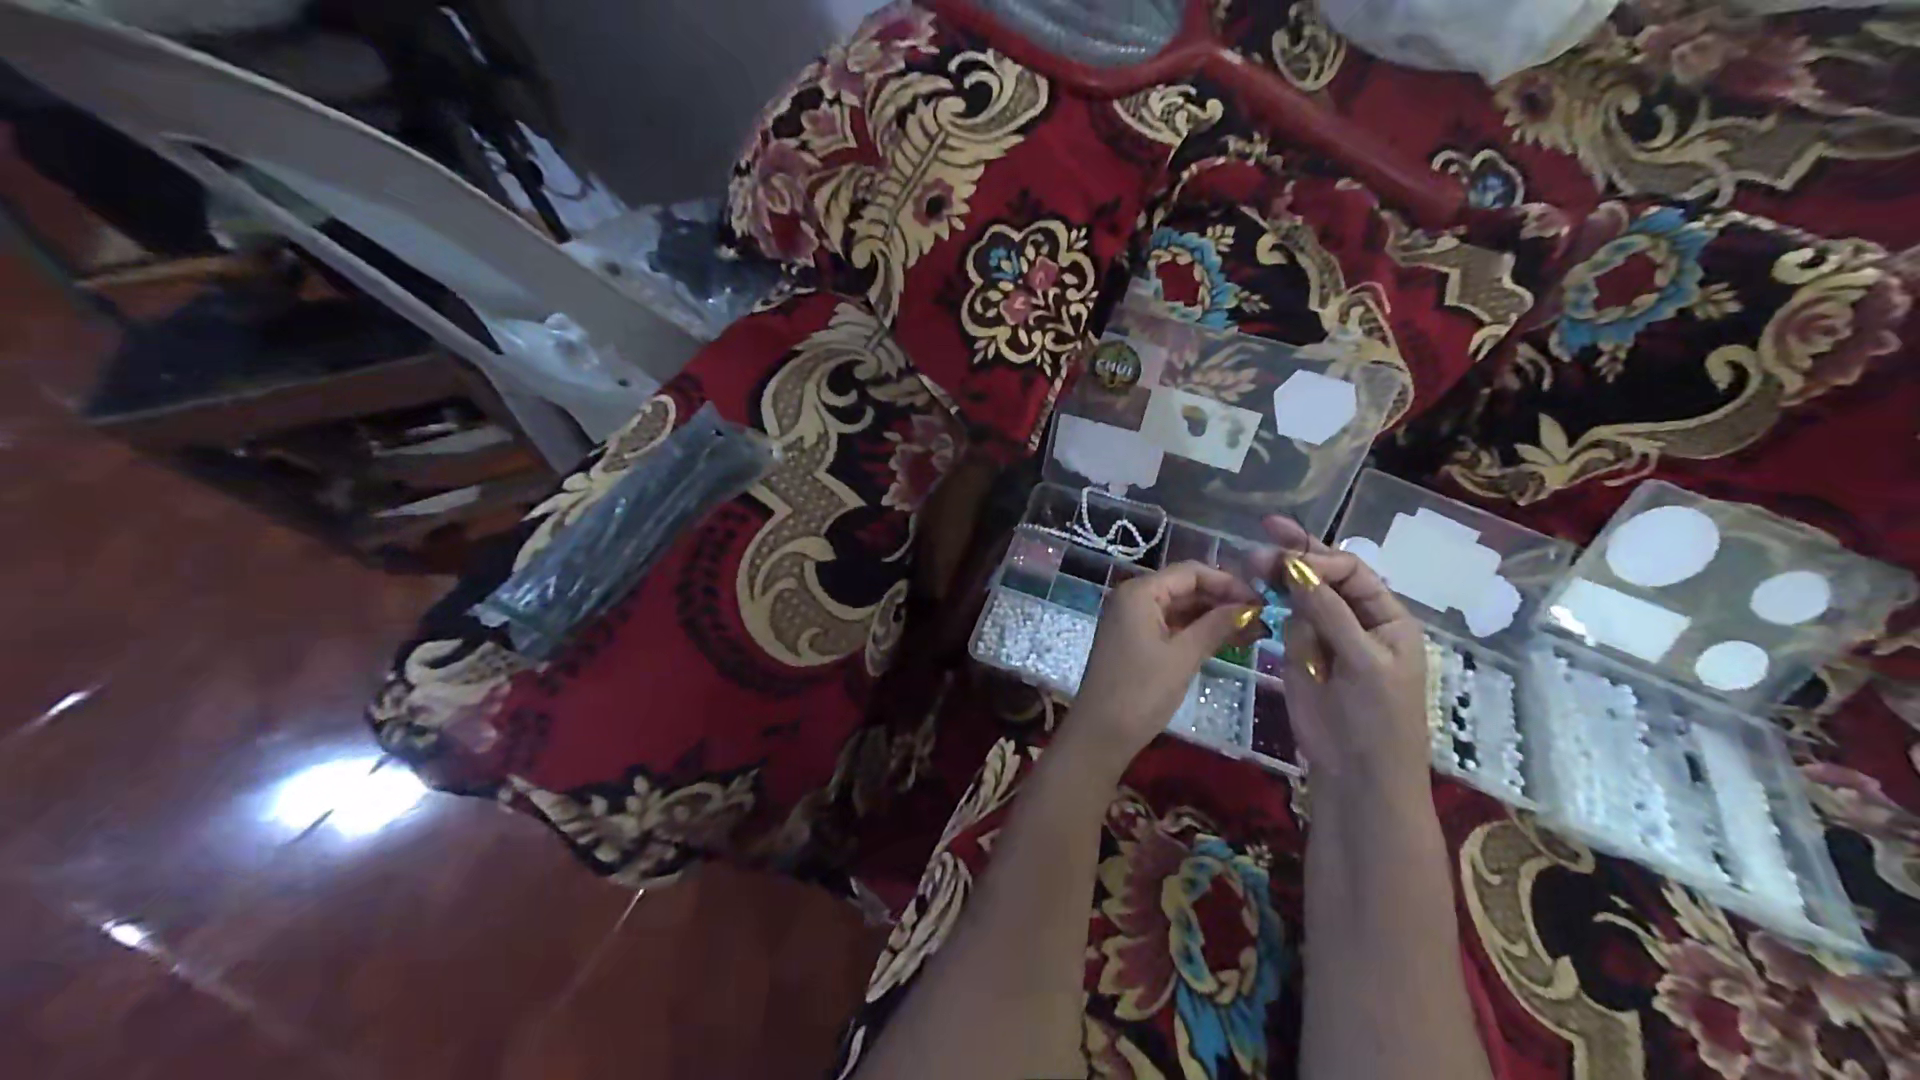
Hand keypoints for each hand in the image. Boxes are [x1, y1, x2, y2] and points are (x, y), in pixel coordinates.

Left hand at [1062, 561, 1259, 780]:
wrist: (1100, 734)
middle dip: (1223, 601)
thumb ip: (1216, 626)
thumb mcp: (1183, 656)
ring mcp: (1132, 621)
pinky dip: (1198, 632)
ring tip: (1255, 632)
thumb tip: (1249, 607)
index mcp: (1139, 592)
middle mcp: (1133, 599)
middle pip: (1186, 588)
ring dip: (1214, 618)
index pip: (1190, 573)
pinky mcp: (1135, 642)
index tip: (1262, 601)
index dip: (1228, 583)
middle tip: (1264, 619)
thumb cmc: (1141, 692)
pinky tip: (1228, 641)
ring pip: (1180, 609)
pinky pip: (1171, 627)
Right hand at [1251, 517, 1429, 800]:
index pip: (1351, 572)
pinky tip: (1253, 589)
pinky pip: (1284, 620)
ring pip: (1299, 595)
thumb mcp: (1363, 662)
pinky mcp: (1298, 653)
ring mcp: (1324, 635)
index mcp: (1385, 617)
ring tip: (1249, 564)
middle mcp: (1355, 618)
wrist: (1356, 772)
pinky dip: (1270, 603)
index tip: (1282, 556)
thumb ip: (1330, 614)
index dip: (1317, 559)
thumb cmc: (1376, 718)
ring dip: (1278, 577)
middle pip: (1324, 576)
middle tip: (1263, 534)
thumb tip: (1299, 568)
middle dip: (1295, 556)